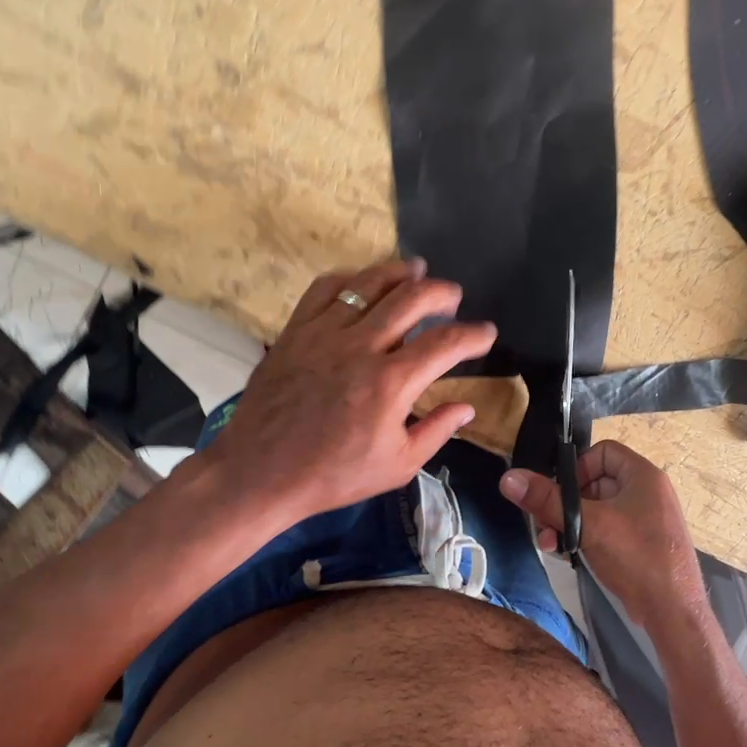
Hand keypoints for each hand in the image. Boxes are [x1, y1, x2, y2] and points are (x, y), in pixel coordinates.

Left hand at [193, 258, 496, 523]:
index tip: (487, 333)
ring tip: (418, 270)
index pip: (445, 343)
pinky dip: (351, 278)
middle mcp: (361, 347)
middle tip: (454, 297)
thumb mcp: (398, 466)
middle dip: (442, 292)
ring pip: (370, 283)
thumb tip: (466, 407)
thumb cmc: (334, 475)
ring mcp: (324, 333)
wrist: (260, 473)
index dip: (473, 334)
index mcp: (391, 383)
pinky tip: (363, 282)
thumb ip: (436, 431)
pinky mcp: (296, 331)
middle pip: (412, 298)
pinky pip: (326, 288)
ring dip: (400, 272)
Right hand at [499, 440, 706, 623]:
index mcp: (643, 475)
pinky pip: (606, 530)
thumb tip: (509, 478)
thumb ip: (548, 500)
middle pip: (595, 482)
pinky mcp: (640, 544)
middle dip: (565, 503)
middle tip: (543, 523)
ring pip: (597, 509)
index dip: (576, 467)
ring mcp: (645, 519)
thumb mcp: (588, 525)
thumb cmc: (636, 557)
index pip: (602, 451)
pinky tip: (568, 554)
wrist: (673, 611)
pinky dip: (586, 537)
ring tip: (550, 544)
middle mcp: (647, 492)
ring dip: (570, 523)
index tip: (558, 493)